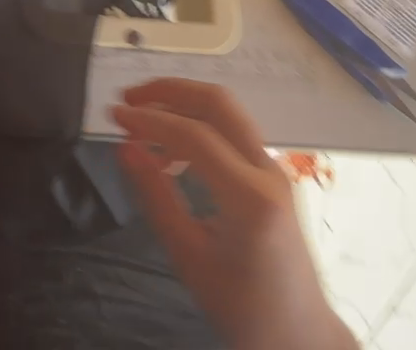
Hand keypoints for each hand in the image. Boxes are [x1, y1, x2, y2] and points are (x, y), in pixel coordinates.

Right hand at [113, 79, 354, 349]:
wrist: (300, 335)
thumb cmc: (242, 306)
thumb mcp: (188, 256)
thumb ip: (156, 197)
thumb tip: (125, 148)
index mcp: (250, 196)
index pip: (194, 135)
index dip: (149, 119)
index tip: (114, 115)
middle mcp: (268, 171)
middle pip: (218, 103)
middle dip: (170, 91)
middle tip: (129, 97)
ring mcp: (275, 171)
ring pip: (227, 112)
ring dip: (183, 104)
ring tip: (142, 121)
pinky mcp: (272, 176)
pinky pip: (232, 134)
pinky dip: (197, 125)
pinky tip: (170, 149)